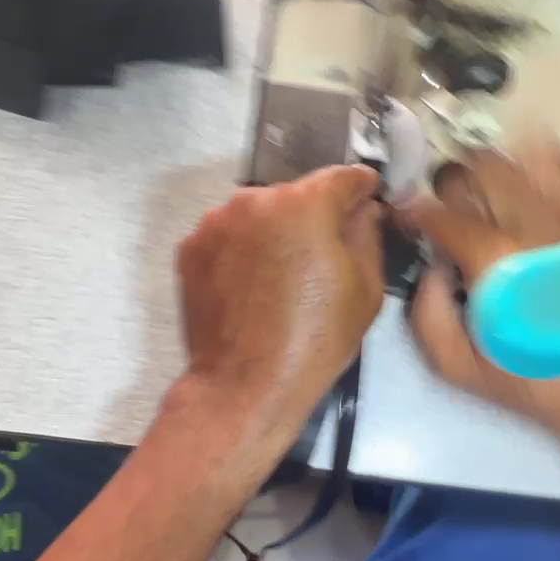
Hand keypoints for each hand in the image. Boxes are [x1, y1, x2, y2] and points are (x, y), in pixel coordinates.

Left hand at [174, 165, 384, 443]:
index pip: (343, 177)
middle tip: (320, 257)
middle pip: (296, 195)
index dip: (361, 189)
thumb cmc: (315, 340)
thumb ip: (368, 234)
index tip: (367, 200)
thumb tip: (363, 210)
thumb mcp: (366, 289)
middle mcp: (255, 199)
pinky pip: (229, 236)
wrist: (246, 383)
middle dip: (312, 217)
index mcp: (306, 203)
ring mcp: (216, 222)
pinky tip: (251, 286)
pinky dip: (242, 251)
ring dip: (274, 233)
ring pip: (258, 214)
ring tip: (281, 278)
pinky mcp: (191, 247)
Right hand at [401, 138, 559, 456]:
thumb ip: (427, 315)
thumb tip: (430, 270)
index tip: (407, 222)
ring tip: (492, 204)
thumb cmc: (536, 382)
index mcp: (497, 259)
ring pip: (527, 154)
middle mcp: (538, 222)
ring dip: (499, 172)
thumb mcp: (460, 368)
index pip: (441, 211)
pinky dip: (539, 179)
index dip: (414, 213)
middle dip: (454, 183)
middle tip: (450, 214)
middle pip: (482, 165)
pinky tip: (531, 213)